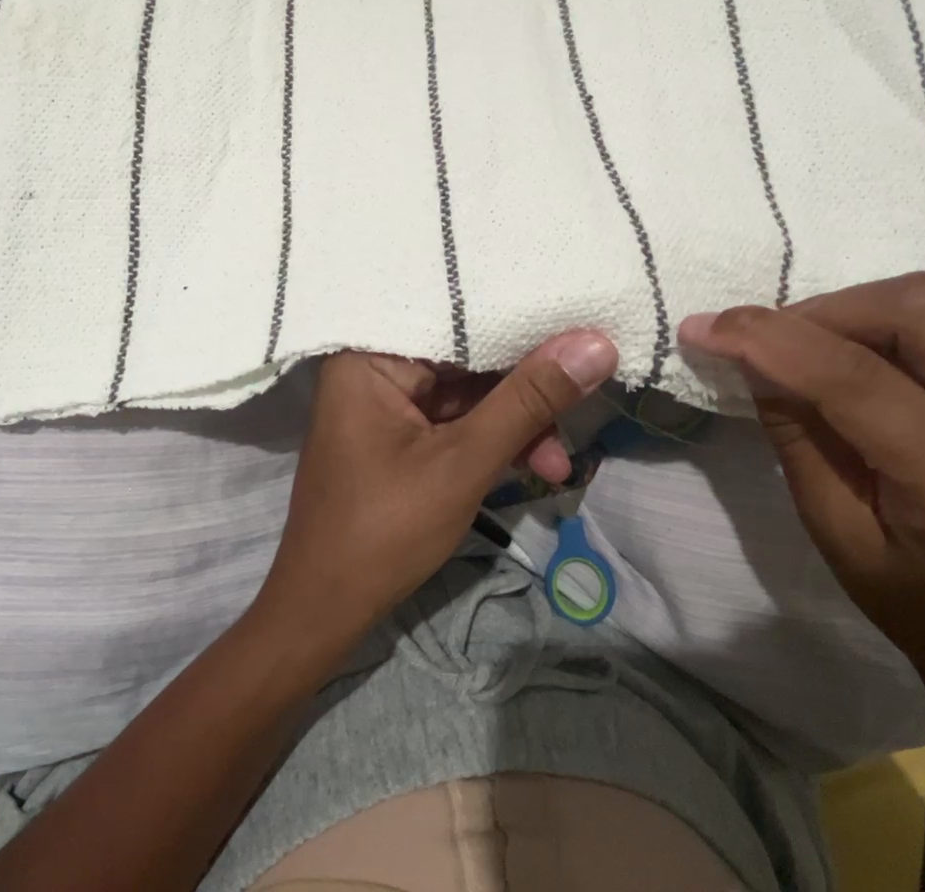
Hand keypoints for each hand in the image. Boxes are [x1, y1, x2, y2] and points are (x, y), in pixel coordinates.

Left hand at [255, 332, 618, 636]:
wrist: (326, 606)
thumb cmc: (384, 530)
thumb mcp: (463, 462)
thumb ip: (529, 401)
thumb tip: (598, 343)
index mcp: (369, 356)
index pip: (459, 319)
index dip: (526, 325)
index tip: (588, 330)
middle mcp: (371, 367)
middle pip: (466, 357)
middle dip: (527, 391)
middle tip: (588, 401)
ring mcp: (382, 404)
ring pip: (467, 394)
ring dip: (516, 425)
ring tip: (558, 462)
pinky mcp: (395, 436)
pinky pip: (454, 422)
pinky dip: (491, 442)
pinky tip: (535, 465)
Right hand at [678, 273, 924, 708]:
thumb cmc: (914, 605)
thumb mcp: (834, 531)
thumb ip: (798, 436)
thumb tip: (753, 357)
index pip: (862, 381)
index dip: (775, 341)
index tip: (706, 327)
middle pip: (922, 312)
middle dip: (826, 310)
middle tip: (768, 341)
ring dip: (856, 315)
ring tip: (804, 351)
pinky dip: (889, 334)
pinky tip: (856, 367)